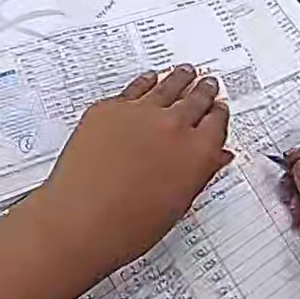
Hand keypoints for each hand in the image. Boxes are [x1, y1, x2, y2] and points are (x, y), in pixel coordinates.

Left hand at [19, 66, 231, 275]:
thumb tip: (214, 157)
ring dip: (179, 79)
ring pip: (166, 87)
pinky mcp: (108, 109)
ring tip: (185, 72)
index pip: (217, 124)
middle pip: (195, 100)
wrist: (80, 220)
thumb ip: (199, 172)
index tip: (219, 110)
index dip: (219, 115)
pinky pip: (133, 89)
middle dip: (203, 92)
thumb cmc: (127, 226)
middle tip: (208, 84)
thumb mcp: (177, 204)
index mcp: (198, 153)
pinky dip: (144, 83)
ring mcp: (140, 113)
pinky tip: (148, 80)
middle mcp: (173, 126)